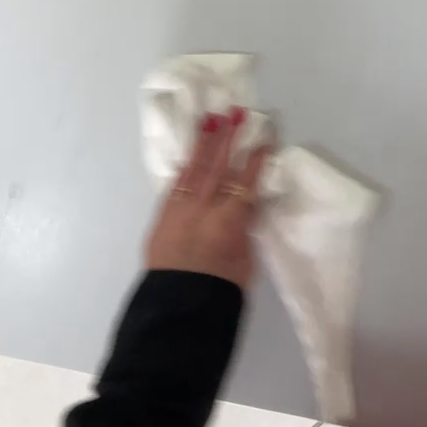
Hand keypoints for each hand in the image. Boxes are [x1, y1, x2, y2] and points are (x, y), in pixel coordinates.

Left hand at [145, 106, 271, 288]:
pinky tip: (189, 155)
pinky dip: (183, 168)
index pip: (246, 179)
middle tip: (235, 112)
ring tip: (210, 119)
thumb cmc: (219, 294)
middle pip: (217, 165)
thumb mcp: (245, 261)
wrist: (176, 315)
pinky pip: (174, 186)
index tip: (265, 134)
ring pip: (193, 169)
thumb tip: (248, 205)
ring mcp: (178, 210)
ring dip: (203, 143)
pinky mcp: (161, 218)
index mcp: (227, 220)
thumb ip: (244, 228)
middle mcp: (202, 208)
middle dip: (228, 137)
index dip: (258, 156)